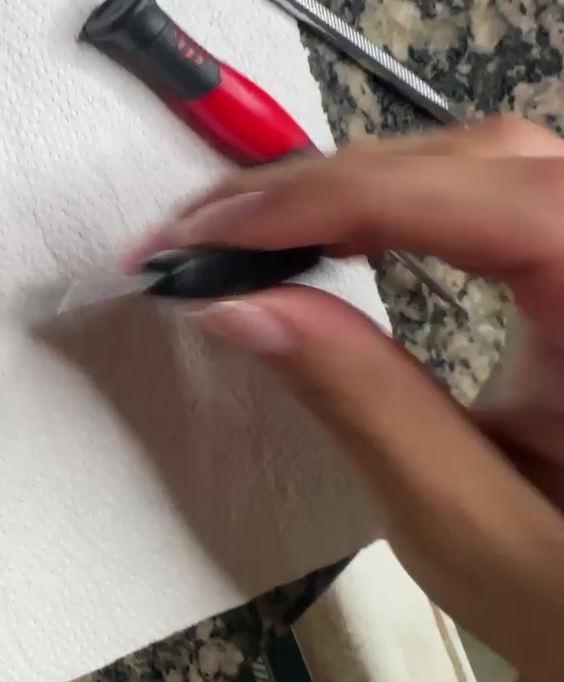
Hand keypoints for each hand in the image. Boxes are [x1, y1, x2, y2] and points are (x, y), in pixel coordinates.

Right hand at [129, 115, 563, 681]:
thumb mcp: (467, 520)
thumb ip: (356, 398)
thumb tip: (229, 305)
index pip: (482, 202)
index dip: (320, 202)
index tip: (195, 238)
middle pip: (477, 161)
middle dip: (310, 186)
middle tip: (190, 235)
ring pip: (481, 162)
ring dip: (340, 185)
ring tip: (233, 233)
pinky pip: (491, 195)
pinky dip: (384, 201)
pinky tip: (320, 236)